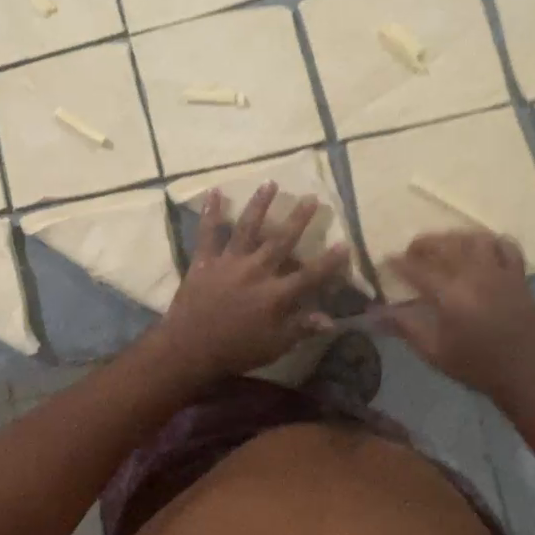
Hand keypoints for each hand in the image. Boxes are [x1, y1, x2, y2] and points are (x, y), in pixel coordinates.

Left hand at [155, 184, 350, 376]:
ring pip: (247, 228)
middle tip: (311, 197)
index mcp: (275, 294)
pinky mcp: (204, 261)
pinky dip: (211, 212)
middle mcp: (255, 271)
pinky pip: (207, 233)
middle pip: (281, 241)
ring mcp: (228, 262)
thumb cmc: (236, 351)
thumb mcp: (274, 346)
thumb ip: (301, 329)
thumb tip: (331, 319)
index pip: (309, 276)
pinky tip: (214, 192)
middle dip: (298, 219)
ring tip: (269, 183)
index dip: (329, 262)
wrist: (189, 347)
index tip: (344, 244)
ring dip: (259, 205)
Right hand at [383, 231, 534, 405]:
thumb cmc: (475, 366)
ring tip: (445, 248)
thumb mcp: (433, 351)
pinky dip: (490, 242)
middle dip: (423, 244)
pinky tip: (480, 251)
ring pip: (474, 239)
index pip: (416, 269)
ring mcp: (500, 274)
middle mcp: (475, 278)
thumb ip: (403, 326)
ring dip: (455, 239)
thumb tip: (371, 315)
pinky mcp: (518, 277)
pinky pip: (506, 246)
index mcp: (451, 297)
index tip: (386, 262)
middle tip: (412, 253)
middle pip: (444, 245)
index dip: (397, 263)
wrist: (525, 374)